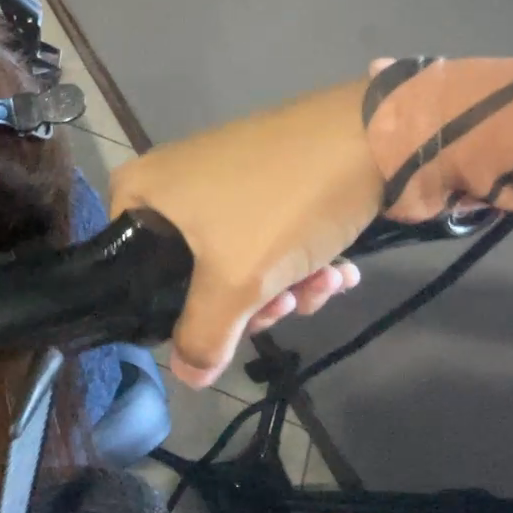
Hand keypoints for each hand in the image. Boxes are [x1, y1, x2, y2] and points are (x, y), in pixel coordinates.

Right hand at [107, 79, 384, 386]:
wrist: (379, 134)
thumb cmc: (282, 201)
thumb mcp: (236, 279)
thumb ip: (204, 334)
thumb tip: (186, 377)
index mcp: (138, 189)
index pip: (133, 268)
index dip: (174, 307)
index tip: (226, 321)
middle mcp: (169, 180)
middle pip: (190, 268)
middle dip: (247, 298)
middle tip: (284, 307)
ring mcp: (218, 177)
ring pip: (234, 254)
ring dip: (282, 284)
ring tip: (323, 286)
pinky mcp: (264, 177)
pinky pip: (262, 230)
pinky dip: (296, 256)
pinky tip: (337, 270)